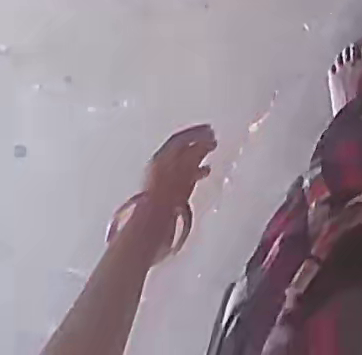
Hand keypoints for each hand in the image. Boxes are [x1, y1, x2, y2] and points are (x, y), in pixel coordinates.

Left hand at [117, 124, 215, 259]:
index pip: (179, 139)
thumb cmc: (165, 200)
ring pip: (182, 162)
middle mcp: (158, 168)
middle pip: (180, 149)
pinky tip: (203, 173)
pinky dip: (194, 170)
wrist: (148, 232)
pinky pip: (182, 176)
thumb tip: (205, 141)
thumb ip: (194, 155)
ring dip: (197, 156)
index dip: (196, 132)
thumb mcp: (183, 172)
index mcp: (160, 159)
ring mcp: (160, 182)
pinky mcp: (163, 196)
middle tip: (213, 139)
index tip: (210, 129)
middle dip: (198, 142)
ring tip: (211, 154)